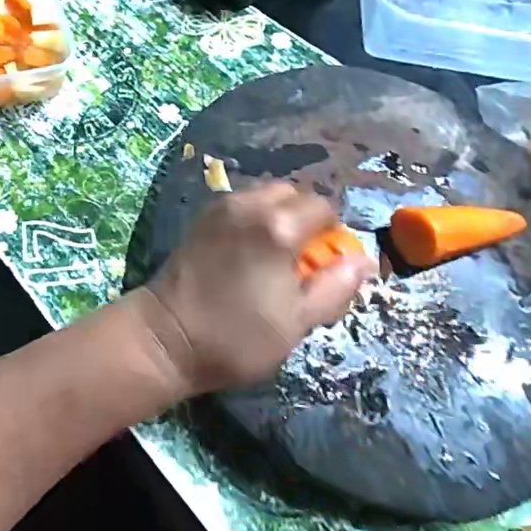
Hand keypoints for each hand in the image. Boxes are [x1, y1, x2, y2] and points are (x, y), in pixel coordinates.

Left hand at [133, 182, 374, 395]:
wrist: (167, 337)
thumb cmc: (236, 336)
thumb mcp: (298, 322)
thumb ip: (336, 286)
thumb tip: (363, 260)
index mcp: (280, 228)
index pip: (323, 207)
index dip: (332, 232)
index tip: (325, 261)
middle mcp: (252, 205)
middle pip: (294, 193)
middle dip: (306, 217)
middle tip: (302, 255)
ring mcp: (223, 207)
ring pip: (267, 194)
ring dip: (280, 213)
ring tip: (275, 252)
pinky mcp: (204, 216)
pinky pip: (243, 202)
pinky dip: (256, 216)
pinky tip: (249, 249)